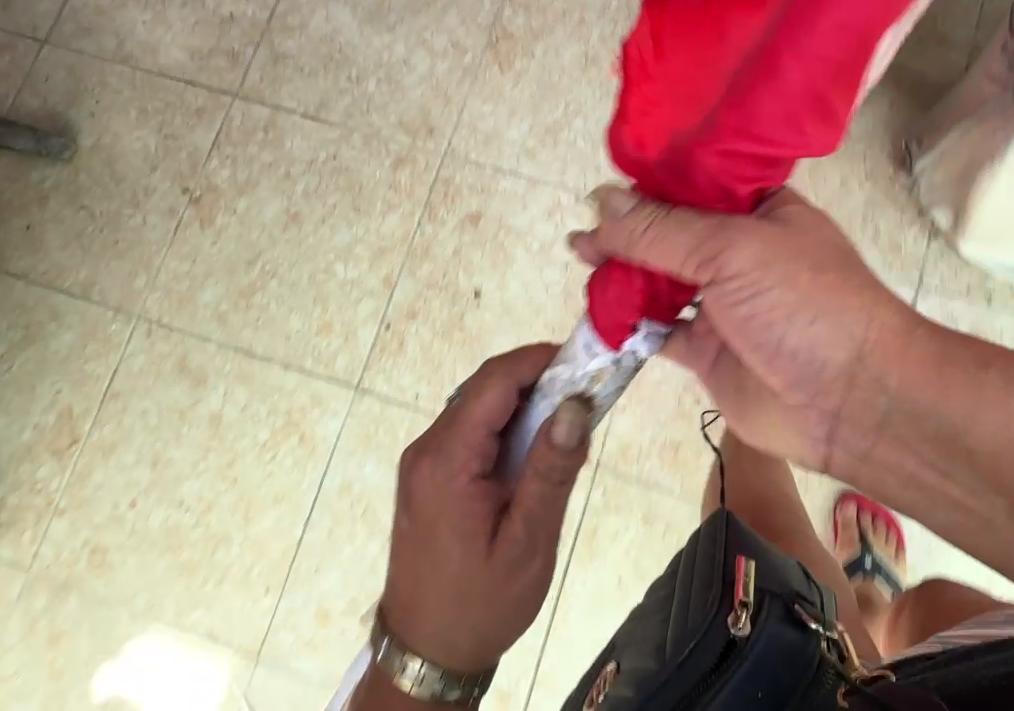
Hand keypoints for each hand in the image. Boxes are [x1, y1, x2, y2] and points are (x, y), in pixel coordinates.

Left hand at [379, 345, 593, 674]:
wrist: (426, 653)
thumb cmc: (481, 603)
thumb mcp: (528, 542)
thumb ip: (552, 470)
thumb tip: (577, 403)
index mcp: (446, 461)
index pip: (494, 382)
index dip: (540, 360)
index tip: (587, 363)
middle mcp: (427, 449)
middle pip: (485, 387)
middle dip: (538, 378)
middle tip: (588, 391)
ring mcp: (425, 460)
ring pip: (480, 405)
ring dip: (526, 401)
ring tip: (571, 418)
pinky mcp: (430, 473)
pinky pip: (472, 429)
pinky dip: (509, 425)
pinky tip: (538, 446)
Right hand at [569, 185, 924, 474]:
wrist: (853, 401)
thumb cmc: (804, 303)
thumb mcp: (732, 249)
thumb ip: (662, 230)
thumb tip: (600, 201)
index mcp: (758, 209)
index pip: (693, 185)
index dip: (649, 185)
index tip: (601, 187)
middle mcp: (739, 250)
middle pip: (670, 233)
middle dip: (627, 233)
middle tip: (582, 238)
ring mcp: (723, 302)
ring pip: (659, 281)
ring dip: (623, 276)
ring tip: (582, 264)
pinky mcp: (709, 351)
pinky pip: (659, 330)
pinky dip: (629, 323)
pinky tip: (599, 313)